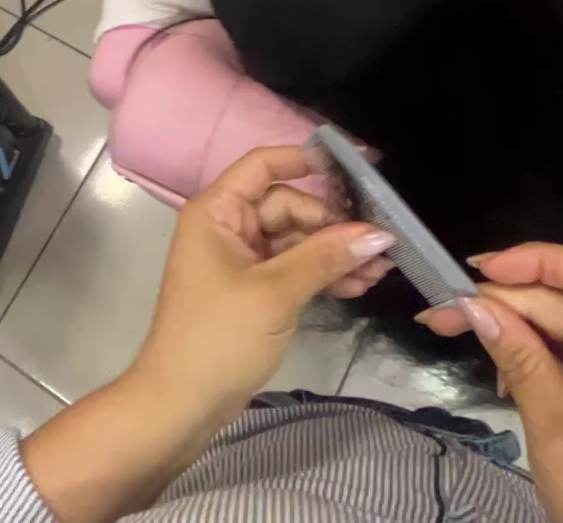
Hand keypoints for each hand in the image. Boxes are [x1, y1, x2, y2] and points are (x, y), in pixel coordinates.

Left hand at [129, 145, 394, 418]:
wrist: (182, 402)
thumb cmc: (219, 336)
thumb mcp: (275, 293)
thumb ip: (325, 257)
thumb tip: (377, 233)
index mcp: (216, 211)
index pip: (262, 166)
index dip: (303, 159)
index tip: (352, 166)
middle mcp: (226, 226)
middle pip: (286, 205)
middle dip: (331, 225)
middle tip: (378, 247)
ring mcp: (239, 258)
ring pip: (294, 239)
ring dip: (333, 253)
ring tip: (379, 272)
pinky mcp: (252, 288)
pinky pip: (292, 267)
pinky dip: (321, 274)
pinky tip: (358, 286)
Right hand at [420, 244, 562, 522]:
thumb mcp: (559, 441)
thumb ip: (521, 364)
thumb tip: (476, 304)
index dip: (533, 259)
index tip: (476, 272)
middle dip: (501, 301)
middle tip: (438, 317)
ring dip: (513, 331)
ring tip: (459, 342)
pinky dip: (536, 362)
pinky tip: (503, 378)